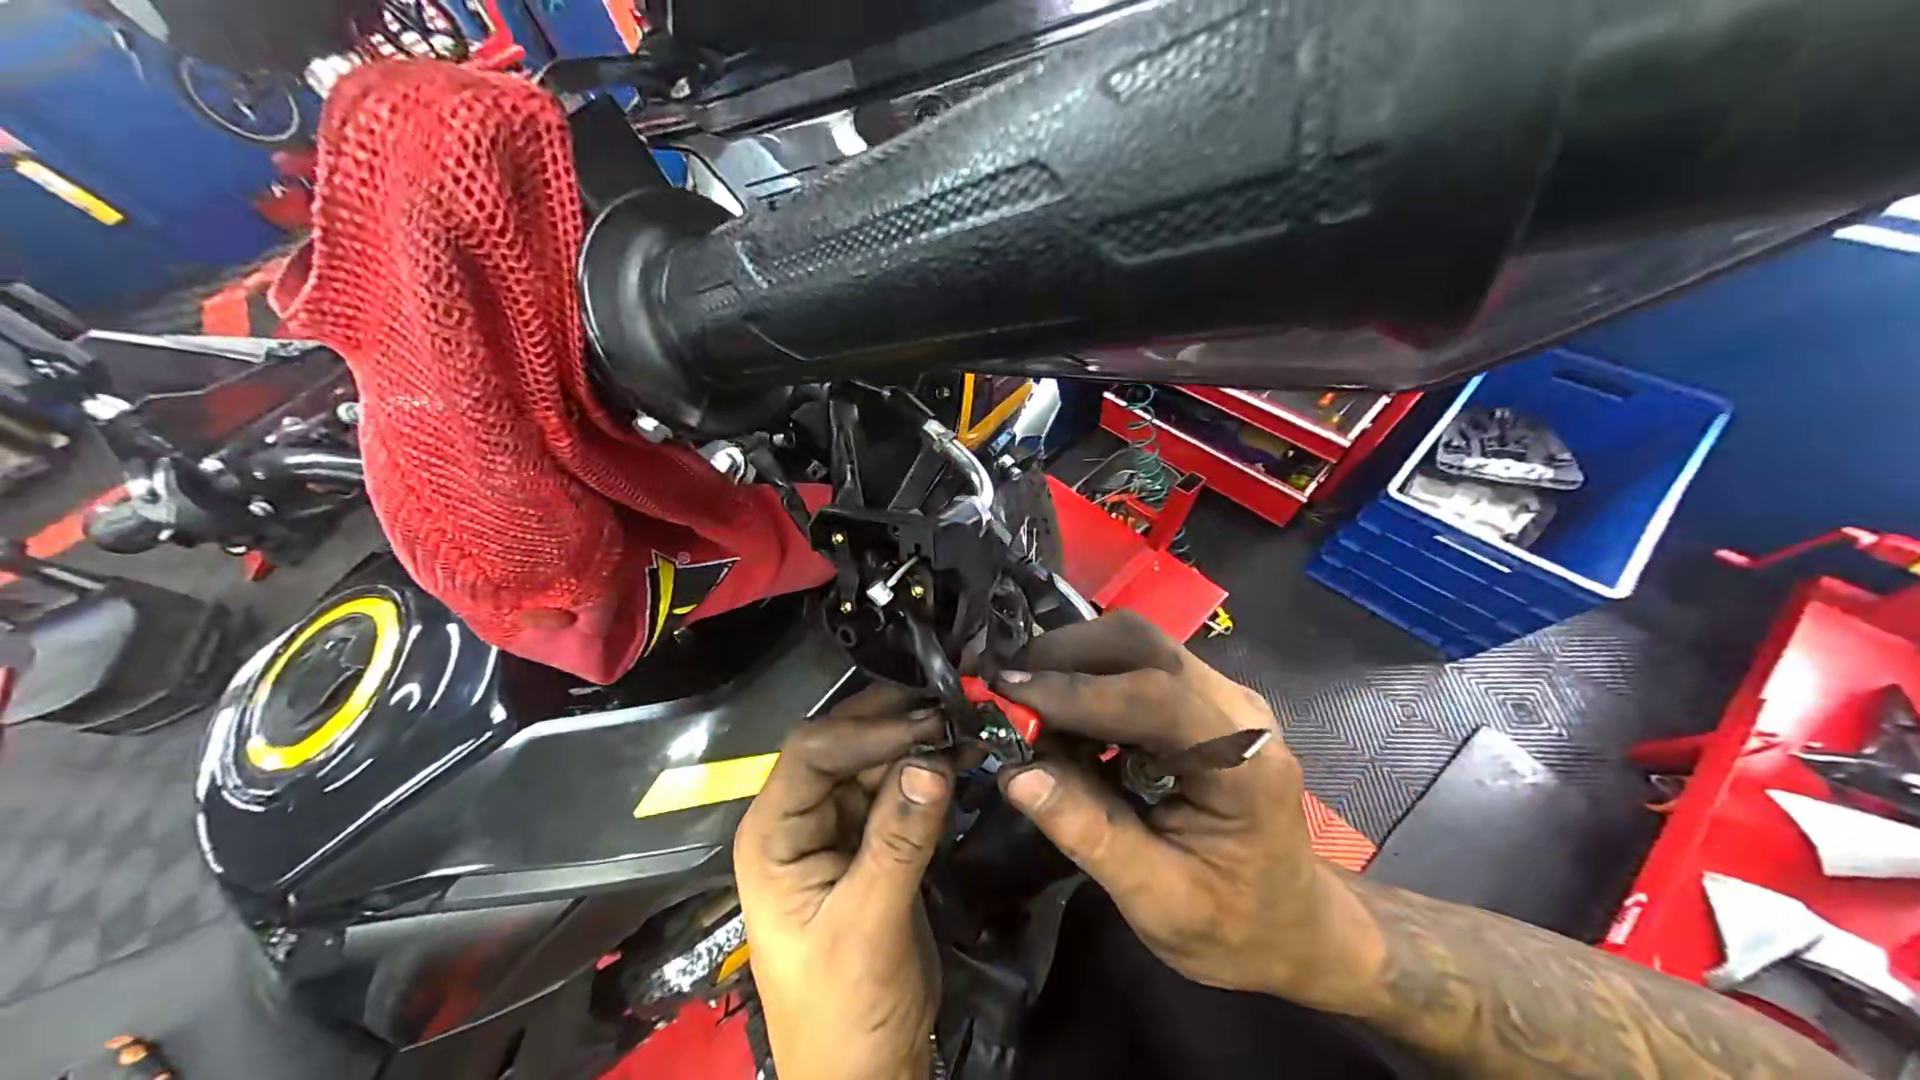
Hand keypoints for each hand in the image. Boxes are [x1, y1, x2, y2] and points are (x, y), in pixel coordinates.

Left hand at [733, 687, 953, 1079]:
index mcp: (772, 835)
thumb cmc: (844, 1012)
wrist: (867, 1073)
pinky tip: (961, 758)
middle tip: (954, 711)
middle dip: (895, 727)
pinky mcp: (871, 840)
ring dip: (918, 744)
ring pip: (874, 762)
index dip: (866, 732)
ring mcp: (836, 827)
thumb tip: (931, 763)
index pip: (810, 755)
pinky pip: (898, 790)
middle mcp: (799, 819)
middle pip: (842, 747)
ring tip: (965, 728)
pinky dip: (928, 773)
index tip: (927, 725)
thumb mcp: (868, 930)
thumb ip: (898, 843)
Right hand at [991, 612, 1383, 1013]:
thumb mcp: (1159, 902)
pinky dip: (1087, 677)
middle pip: (1144, 644)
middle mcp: (1238, 711)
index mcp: (1243, 765)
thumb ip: (1090, 835)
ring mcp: (1222, 697)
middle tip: (1006, 686)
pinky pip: (1136, 664)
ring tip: (1024, 700)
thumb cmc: (1236, 927)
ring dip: (1071, 660)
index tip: (1006, 693)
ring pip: (1136, 643)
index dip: (1075, 692)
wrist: (1297, 925)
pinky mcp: (1202, 699)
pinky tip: (1061, 716)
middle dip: (1065, 654)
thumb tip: (1017, 776)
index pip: (1155, 698)